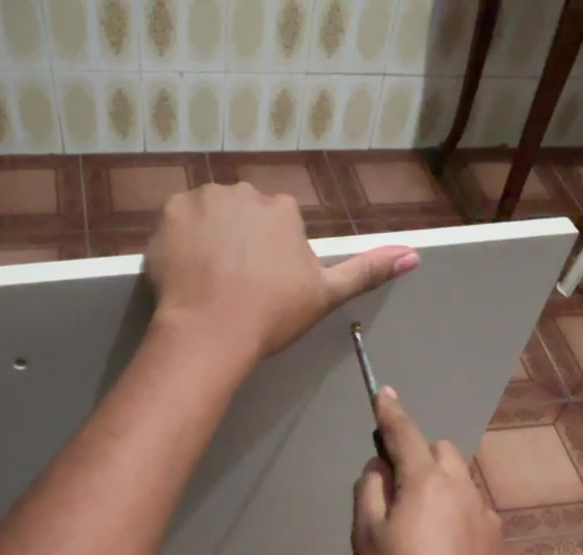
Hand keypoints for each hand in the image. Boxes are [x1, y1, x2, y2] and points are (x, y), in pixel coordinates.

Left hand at [144, 182, 417, 371]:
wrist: (211, 332)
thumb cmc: (272, 316)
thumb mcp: (325, 296)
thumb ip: (366, 271)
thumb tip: (414, 255)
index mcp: (282, 209)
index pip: (275, 227)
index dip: (268, 259)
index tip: (262, 289)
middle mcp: (243, 192)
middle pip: (240, 217)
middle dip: (237, 245)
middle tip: (234, 288)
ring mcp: (202, 200)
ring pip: (207, 219)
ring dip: (208, 242)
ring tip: (208, 284)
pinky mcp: (168, 214)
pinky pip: (175, 226)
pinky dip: (178, 246)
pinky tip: (185, 277)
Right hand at [352, 387, 511, 554]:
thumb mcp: (366, 539)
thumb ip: (369, 492)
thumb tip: (380, 466)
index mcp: (426, 482)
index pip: (405, 434)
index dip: (391, 412)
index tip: (383, 391)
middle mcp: (461, 487)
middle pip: (440, 452)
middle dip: (418, 457)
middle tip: (395, 492)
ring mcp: (484, 513)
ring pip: (458, 480)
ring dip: (438, 486)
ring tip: (419, 528)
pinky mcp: (497, 539)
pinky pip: (471, 509)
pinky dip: (455, 513)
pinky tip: (442, 551)